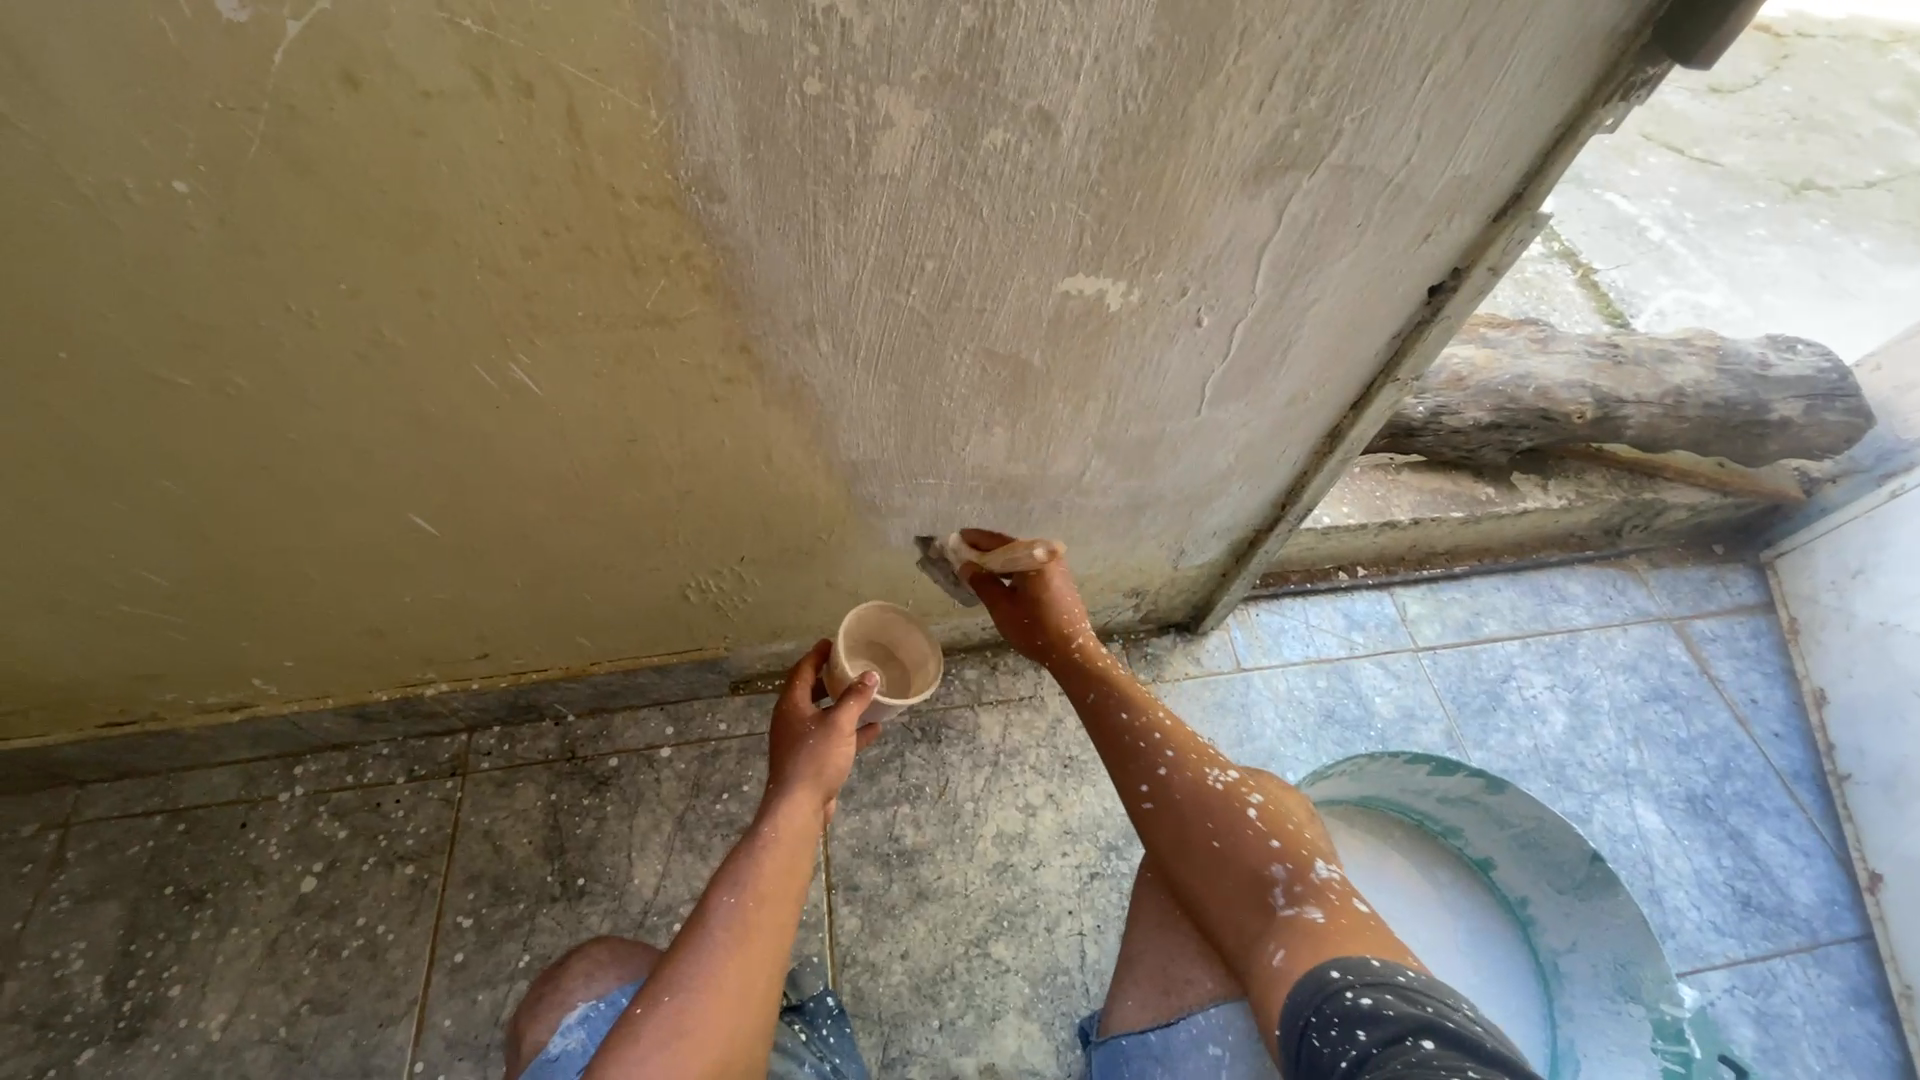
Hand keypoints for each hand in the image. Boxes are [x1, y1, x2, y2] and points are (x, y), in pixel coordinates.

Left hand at [764, 640, 884, 823]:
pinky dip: (850, 731)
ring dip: (843, 705)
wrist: (798, 807)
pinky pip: (833, 737)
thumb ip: (855, 698)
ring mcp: (801, 741)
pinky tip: (873, 728)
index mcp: (792, 704)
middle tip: (850, 666)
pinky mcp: (811, 760)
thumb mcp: (839, 723)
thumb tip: (870, 675)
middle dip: (831, 679)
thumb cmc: (814, 759)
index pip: (803, 670)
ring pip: (824, 716)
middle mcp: (792, 719)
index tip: (832, 643)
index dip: (817, 655)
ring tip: (864, 693)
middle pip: (811, 691)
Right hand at [958, 528, 1100, 668]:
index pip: (999, 542)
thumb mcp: (1002, 607)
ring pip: (1020, 557)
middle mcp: (1047, 555)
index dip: (976, 539)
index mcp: (1033, 558)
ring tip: (977, 564)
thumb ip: (982, 582)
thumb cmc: (1034, 629)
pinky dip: (1013, 569)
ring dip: (999, 560)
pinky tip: (999, 576)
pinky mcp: (1058, 578)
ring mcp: (1055, 566)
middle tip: (964, 550)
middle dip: (986, 549)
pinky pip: (1030, 566)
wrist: (1072, 651)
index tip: (958, 537)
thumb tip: (966, 566)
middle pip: (1011, 547)